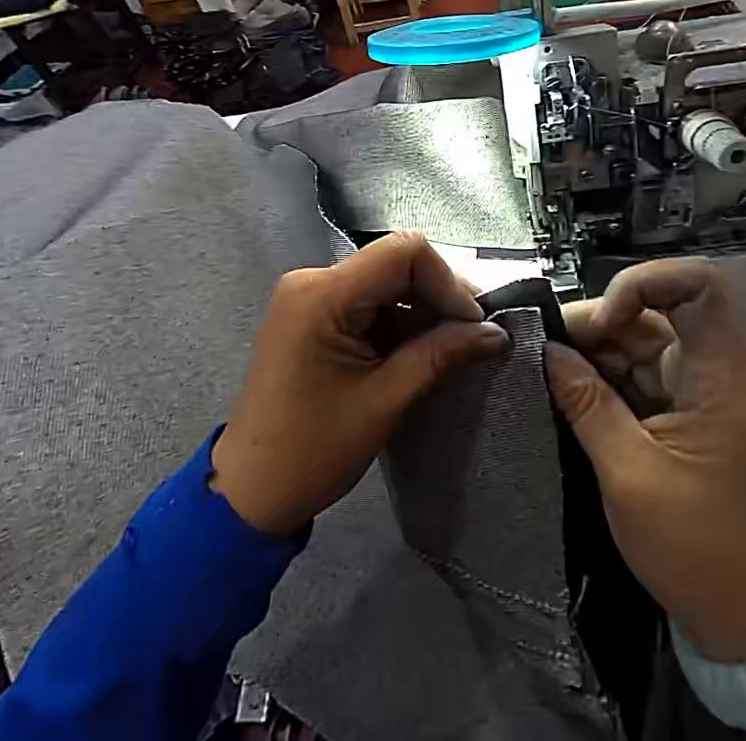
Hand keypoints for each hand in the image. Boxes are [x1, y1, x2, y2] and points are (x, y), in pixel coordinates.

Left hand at [211, 232, 509, 535]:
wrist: (250, 492)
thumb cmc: (312, 451)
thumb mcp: (385, 401)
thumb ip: (440, 355)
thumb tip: (495, 333)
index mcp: (320, 296)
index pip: (404, 253)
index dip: (447, 282)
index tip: (472, 323)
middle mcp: (312, 282)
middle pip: (397, 265)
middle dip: (440, 297)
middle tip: (472, 336)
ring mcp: (310, 297)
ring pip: (389, 283)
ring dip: (424, 312)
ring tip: (450, 349)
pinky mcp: (314, 315)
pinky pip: (371, 302)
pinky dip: (402, 322)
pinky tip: (420, 351)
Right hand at [548, 259, 745, 662]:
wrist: (745, 609)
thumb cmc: (696, 545)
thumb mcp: (629, 475)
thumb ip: (586, 405)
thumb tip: (546, 352)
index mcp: (722, 375)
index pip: (698, 286)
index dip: (645, 283)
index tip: (602, 323)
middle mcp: (718, 371)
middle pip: (658, 314)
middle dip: (601, 326)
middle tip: (545, 352)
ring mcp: (703, 392)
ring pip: (646, 345)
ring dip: (599, 354)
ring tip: (548, 372)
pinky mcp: (690, 414)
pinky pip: (645, 377)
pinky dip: (609, 380)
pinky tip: (570, 391)